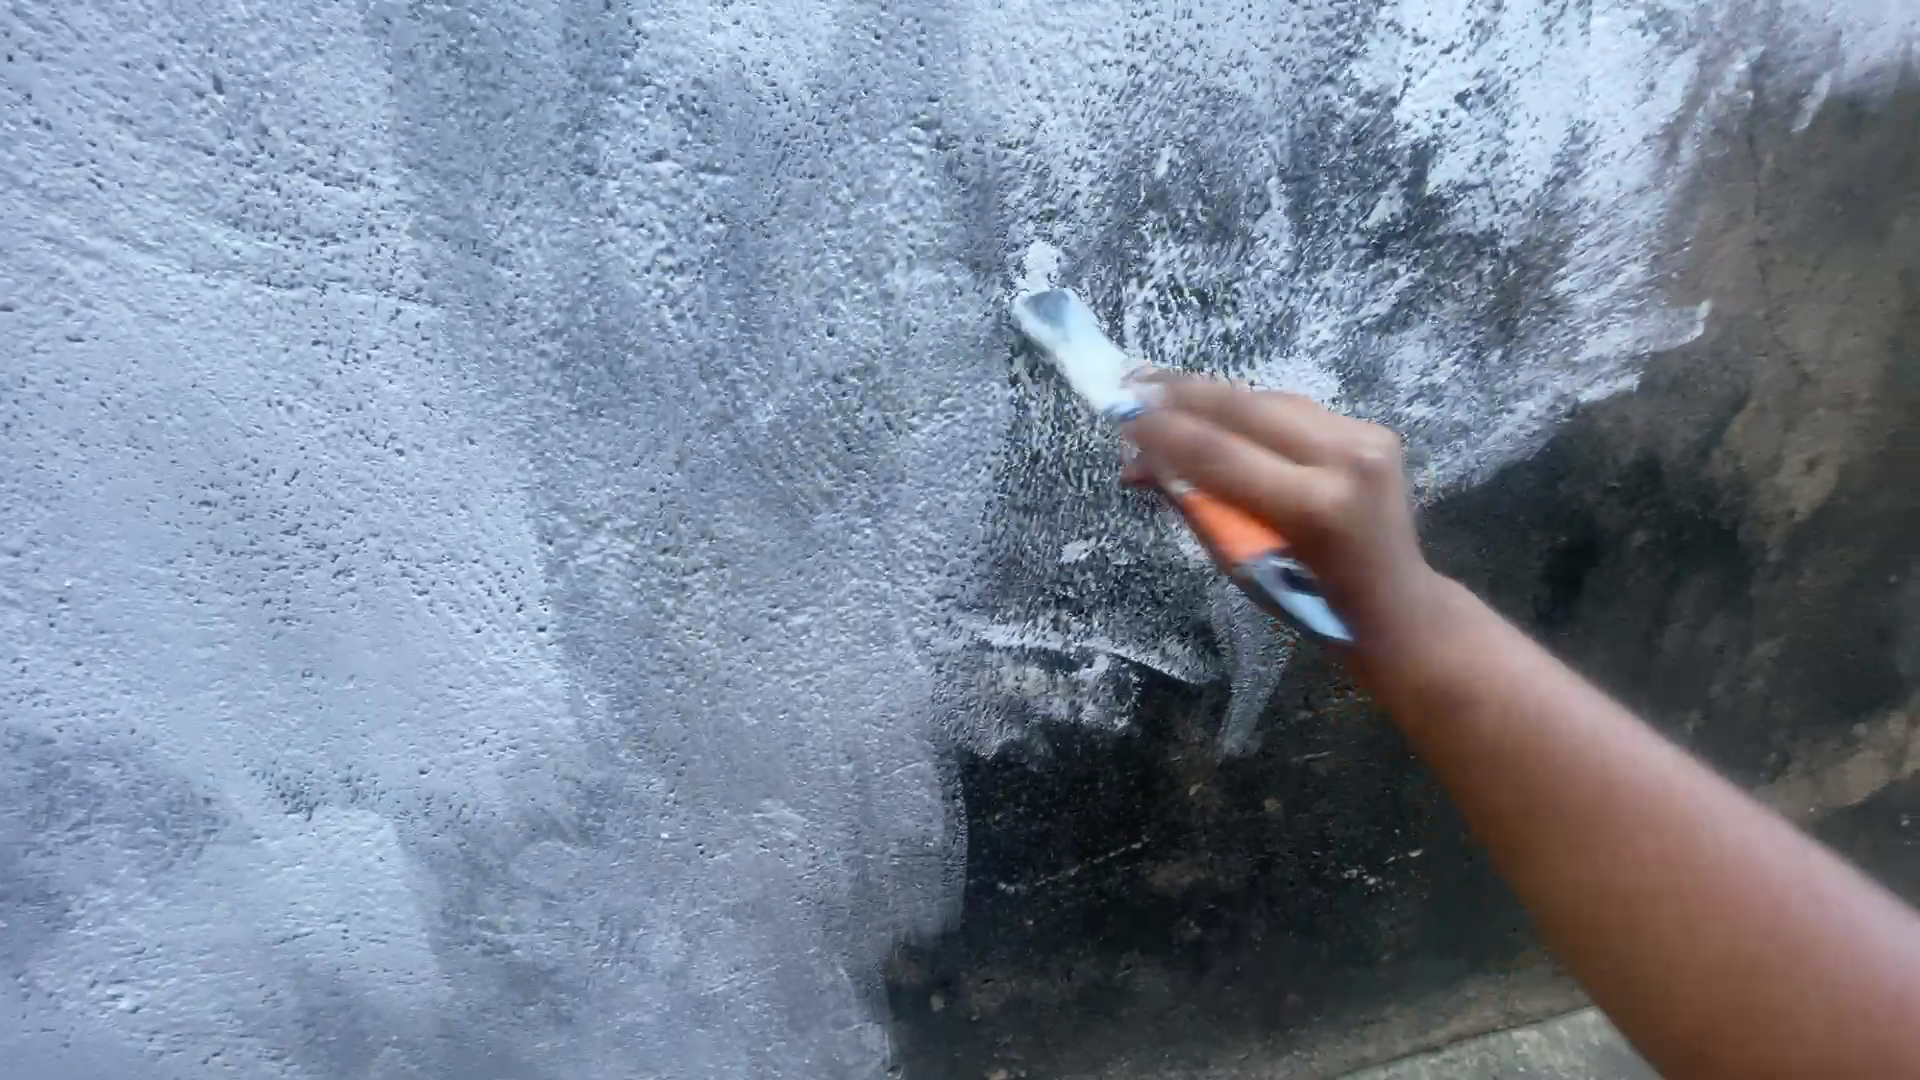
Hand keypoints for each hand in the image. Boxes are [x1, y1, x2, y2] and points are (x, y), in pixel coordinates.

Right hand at [1119, 373, 1447, 654]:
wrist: (1391, 599)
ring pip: (1267, 400)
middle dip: (1182, 394)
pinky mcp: (1371, 429)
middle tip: (1135, 385)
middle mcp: (1344, 460)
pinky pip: (1292, 407)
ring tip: (1163, 388)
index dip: (1165, 431)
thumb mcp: (1238, 560)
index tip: (1124, 418)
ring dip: (1211, 395)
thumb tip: (1136, 467)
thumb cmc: (1305, 598)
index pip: (1218, 453)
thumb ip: (1192, 503)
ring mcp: (1365, 438)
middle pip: (1245, 410)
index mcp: (1310, 508)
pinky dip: (1247, 406)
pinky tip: (1213, 405)